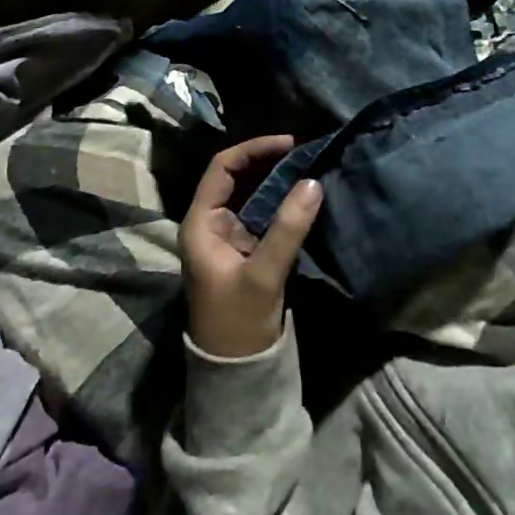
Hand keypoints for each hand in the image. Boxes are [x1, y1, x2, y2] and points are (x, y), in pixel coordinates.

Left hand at [180, 136, 323, 358]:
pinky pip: (263, 213)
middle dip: (267, 160)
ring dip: (276, 178)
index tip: (288, 143)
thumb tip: (313, 182)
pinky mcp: (246, 249)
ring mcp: (228, 236)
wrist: (235, 371)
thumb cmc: (238, 322)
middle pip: (235, 176)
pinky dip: (281, 200)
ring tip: (308, 165)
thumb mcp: (264, 274)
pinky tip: (303, 193)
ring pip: (251, 194)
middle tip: (304, 152)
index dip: (253, 150)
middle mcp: (210, 223)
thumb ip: (288, 229)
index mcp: (201, 223)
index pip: (221, 168)